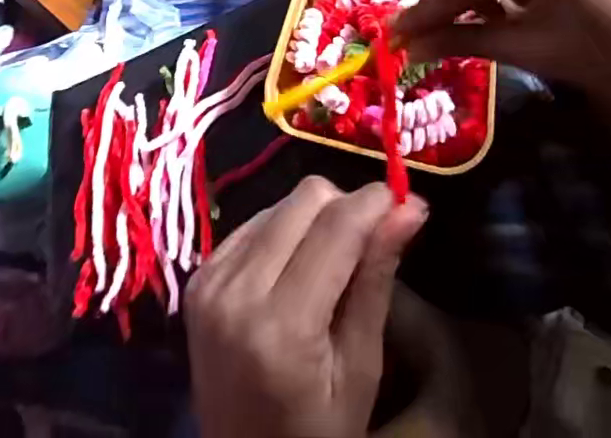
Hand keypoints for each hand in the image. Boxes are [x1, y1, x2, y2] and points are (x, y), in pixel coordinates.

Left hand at [185, 178, 427, 437]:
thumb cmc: (315, 432)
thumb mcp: (360, 368)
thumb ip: (378, 278)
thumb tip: (411, 207)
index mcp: (283, 325)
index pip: (337, 227)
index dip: (377, 201)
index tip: (407, 200)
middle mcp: (237, 290)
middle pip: (306, 198)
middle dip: (346, 206)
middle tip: (367, 240)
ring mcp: (211, 279)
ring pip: (280, 202)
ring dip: (314, 218)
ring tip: (330, 263)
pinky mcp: (198, 275)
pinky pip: (254, 221)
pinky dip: (283, 231)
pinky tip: (293, 268)